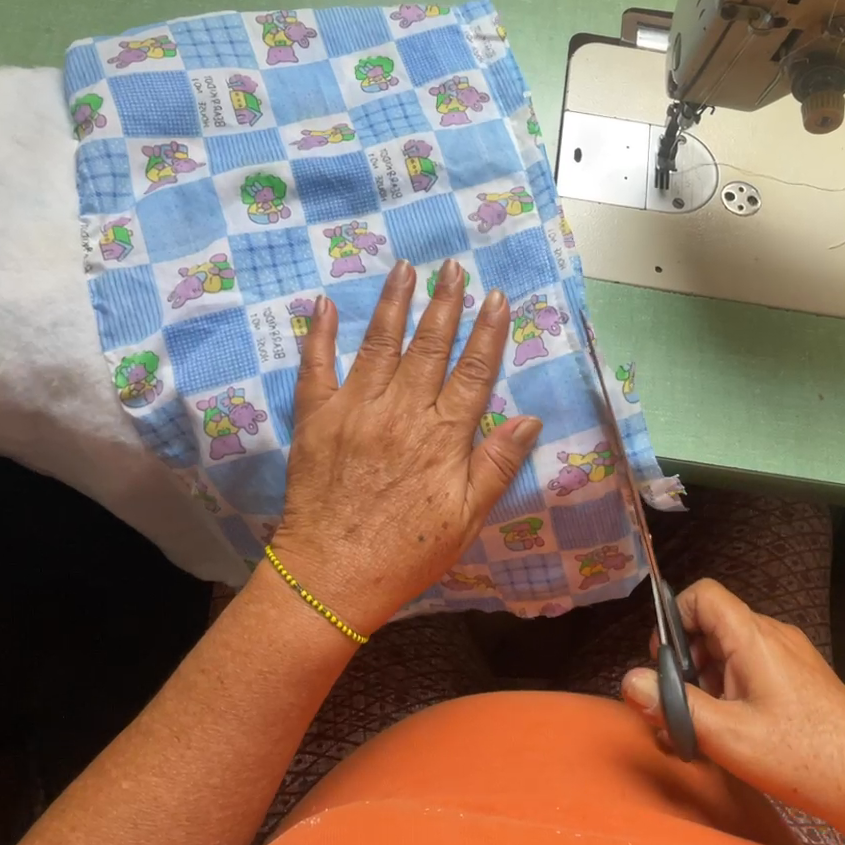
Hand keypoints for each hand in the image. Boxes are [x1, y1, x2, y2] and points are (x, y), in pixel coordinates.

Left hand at [270, 259, 541, 634]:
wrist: (332, 577)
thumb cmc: (407, 552)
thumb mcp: (466, 518)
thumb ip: (496, 465)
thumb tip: (529, 419)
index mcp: (441, 437)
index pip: (473, 373)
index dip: (487, 333)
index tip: (496, 297)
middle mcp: (401, 412)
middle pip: (429, 347)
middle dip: (444, 304)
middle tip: (453, 268)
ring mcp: (355, 411)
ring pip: (379, 345)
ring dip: (393, 303)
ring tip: (405, 269)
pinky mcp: (316, 419)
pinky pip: (315, 367)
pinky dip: (318, 334)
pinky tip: (322, 304)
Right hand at [620, 579, 844, 818]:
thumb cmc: (799, 757)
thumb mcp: (727, 736)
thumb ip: (675, 705)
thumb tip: (628, 680)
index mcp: (753, 637)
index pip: (703, 594)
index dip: (675, 618)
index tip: (666, 662)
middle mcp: (773, 634)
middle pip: (713, 624)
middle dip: (688, 660)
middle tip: (683, 704)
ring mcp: (791, 653)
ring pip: (731, 647)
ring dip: (709, 678)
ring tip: (709, 724)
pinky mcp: (802, 674)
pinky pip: (753, 664)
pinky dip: (733, 686)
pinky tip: (737, 727)